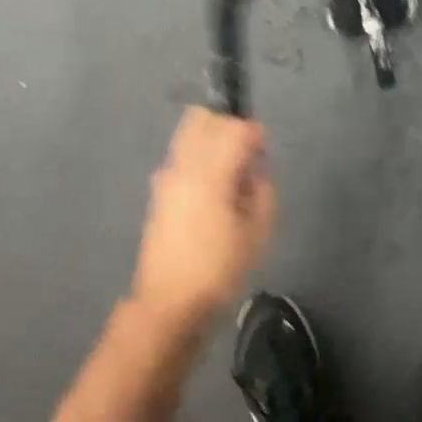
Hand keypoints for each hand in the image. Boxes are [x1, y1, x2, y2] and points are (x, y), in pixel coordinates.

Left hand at [130, 107, 277, 330]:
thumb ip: (262, 190)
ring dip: (212, 140)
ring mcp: (167, 175)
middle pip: (206, 116)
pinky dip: (199, 158)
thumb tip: (255, 171)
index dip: (256, 135)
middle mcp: (184, 164)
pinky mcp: (158, 190)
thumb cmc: (218, 270)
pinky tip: (210, 193)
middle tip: (245, 159)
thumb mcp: (258, 233)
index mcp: (211, 171)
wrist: (168, 305)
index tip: (263, 158)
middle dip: (230, 127)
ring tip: (227, 174)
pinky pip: (182, 155)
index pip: (236, 126)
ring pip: (190, 131)